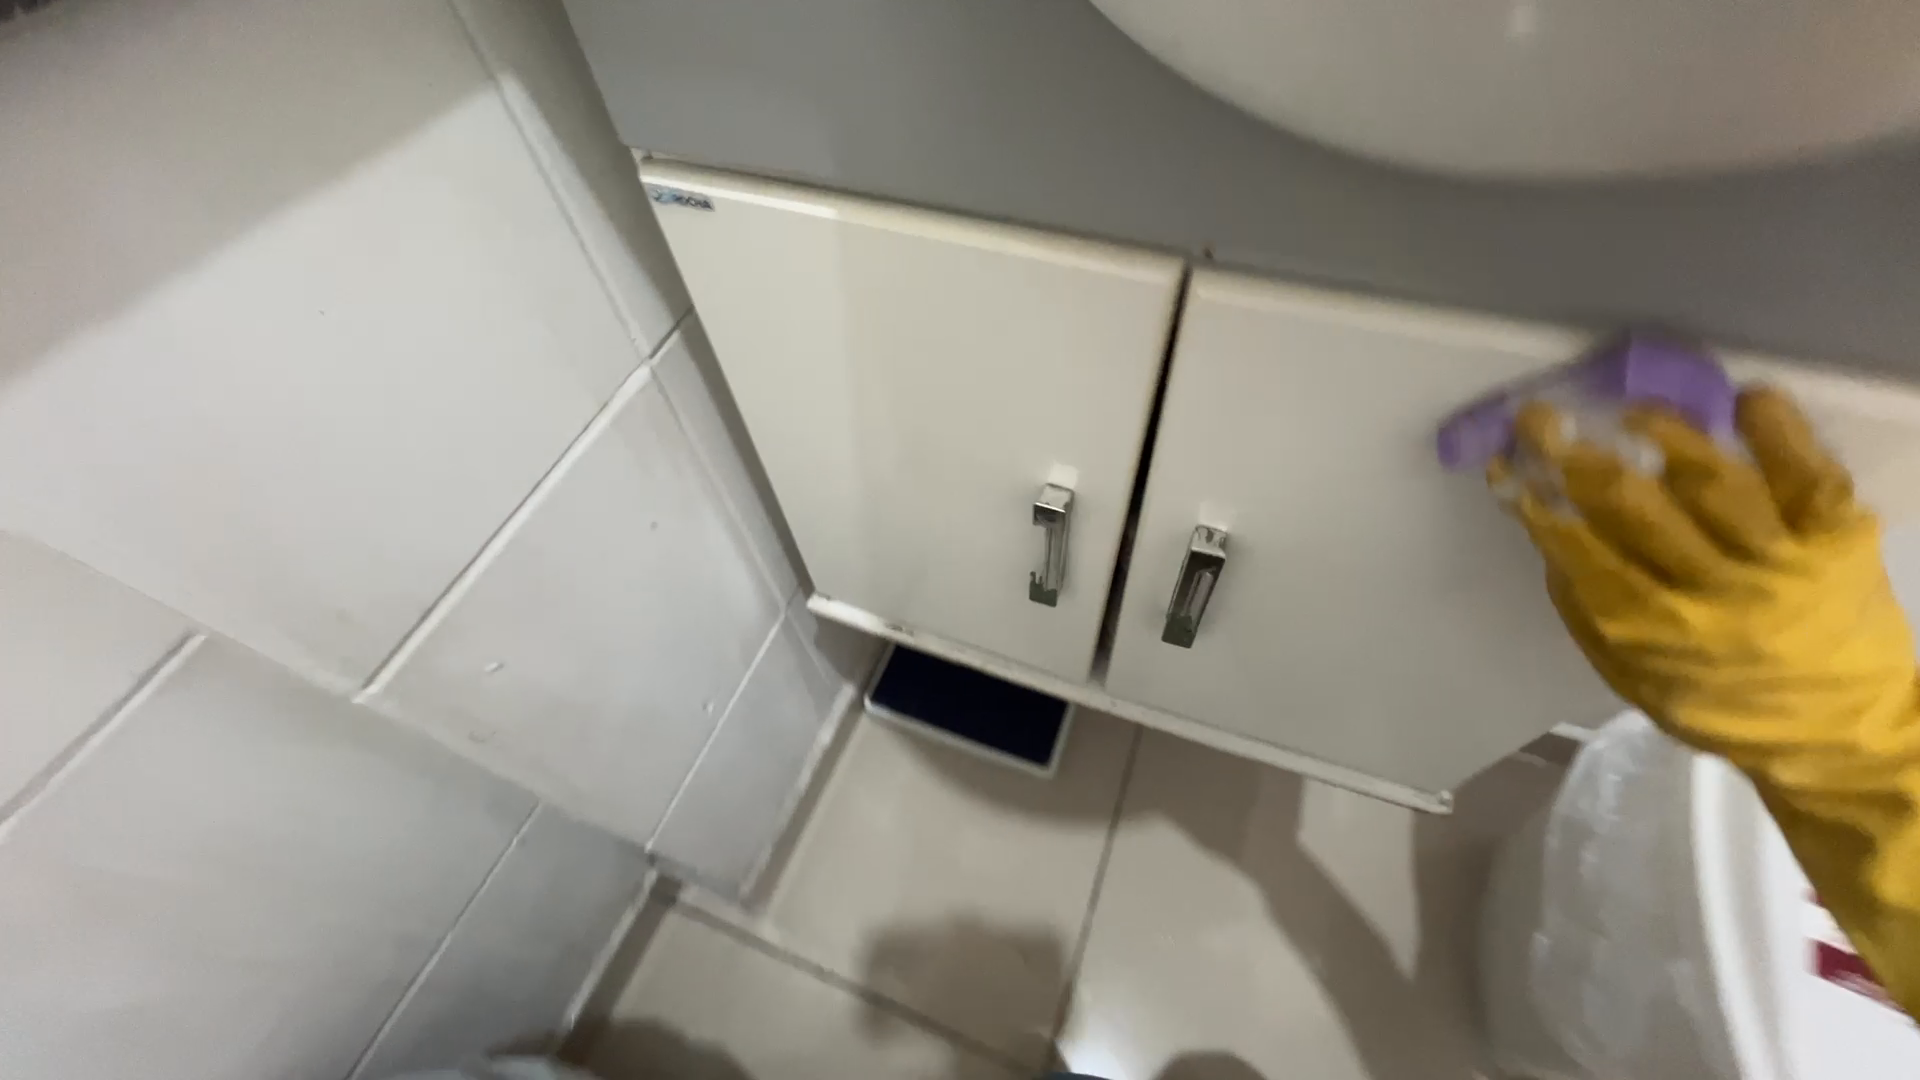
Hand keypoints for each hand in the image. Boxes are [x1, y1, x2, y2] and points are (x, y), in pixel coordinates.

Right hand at [1489, 386, 1915, 773]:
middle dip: (1577, 454)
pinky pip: (1811, 475)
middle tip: (1540, 417)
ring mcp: (1782, 559)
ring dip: (1665, 436)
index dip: (1534, 499)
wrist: (1840, 732)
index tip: (1505, 462)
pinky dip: (1781, 432)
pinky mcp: (1840, 540)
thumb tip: (1551, 531)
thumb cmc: (1706, 701)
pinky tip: (1747, 398)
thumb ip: (1583, 600)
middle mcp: (1711, 587)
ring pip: (1716, 483)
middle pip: (1635, 505)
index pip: (1576, 544)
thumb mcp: (1620, 665)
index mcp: (1646, 622)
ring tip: (1628, 410)